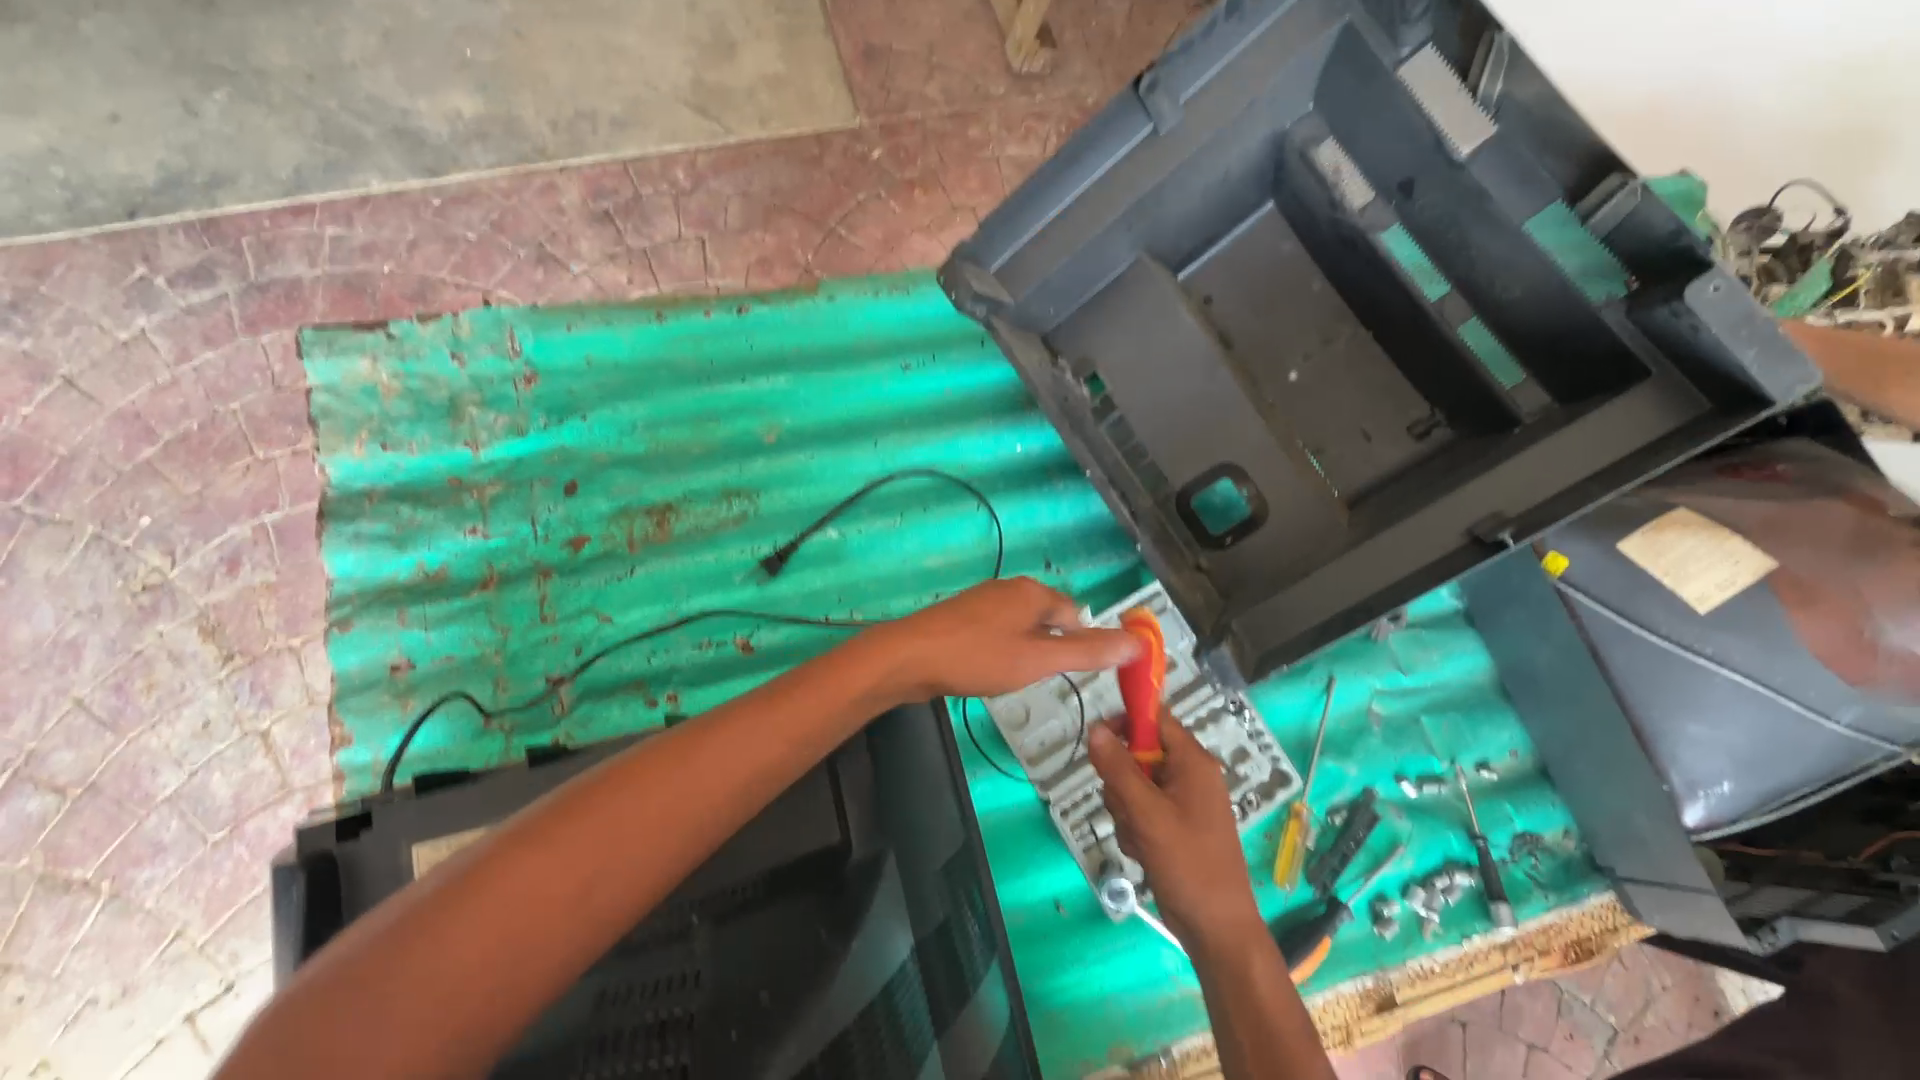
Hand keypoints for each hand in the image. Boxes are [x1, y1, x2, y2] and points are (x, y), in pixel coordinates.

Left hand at [867, 577, 1140, 700]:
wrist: (908, 658)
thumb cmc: (978, 658)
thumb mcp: (1039, 660)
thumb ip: (1088, 652)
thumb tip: (1137, 643)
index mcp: (1033, 592)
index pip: (1076, 614)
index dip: (1082, 644)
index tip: (1073, 674)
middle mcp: (1010, 588)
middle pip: (1048, 618)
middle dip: (1051, 648)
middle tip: (1039, 679)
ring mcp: (982, 601)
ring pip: (1021, 626)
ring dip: (1025, 651)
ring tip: (1012, 678)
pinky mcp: (960, 617)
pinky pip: (995, 632)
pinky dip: (1000, 651)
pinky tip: (986, 671)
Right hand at [1088, 709, 1263, 953]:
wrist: (1215, 926)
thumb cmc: (1188, 864)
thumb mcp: (1147, 814)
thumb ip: (1118, 769)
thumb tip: (1095, 728)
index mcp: (1193, 762)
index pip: (1156, 719)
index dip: (1126, 723)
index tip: (1099, 742)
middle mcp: (1190, 776)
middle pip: (1138, 754)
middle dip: (1122, 781)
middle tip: (1126, 807)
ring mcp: (1182, 803)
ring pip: (1134, 786)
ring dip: (1125, 810)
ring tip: (1139, 838)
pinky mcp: (1174, 827)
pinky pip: (1140, 812)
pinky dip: (1134, 829)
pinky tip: (1142, 852)